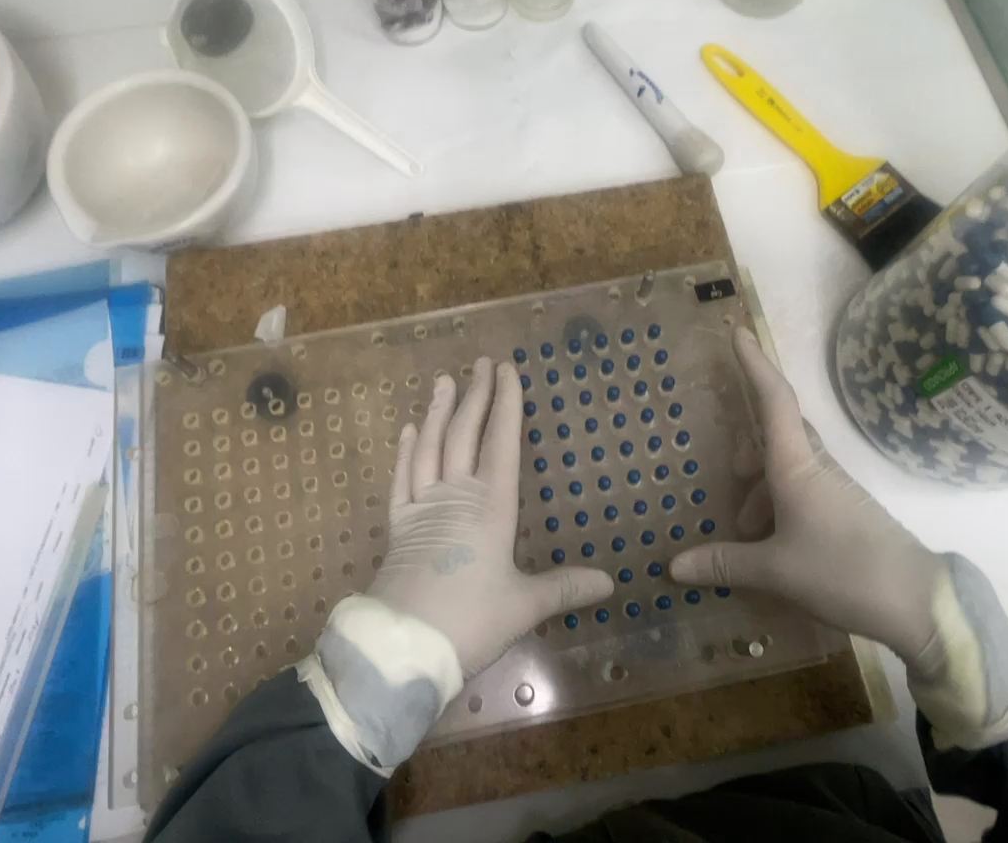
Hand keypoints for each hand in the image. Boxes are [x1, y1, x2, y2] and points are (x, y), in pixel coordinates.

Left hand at [370, 357, 615, 676]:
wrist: (406, 645)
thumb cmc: (472, 621)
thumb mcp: (524, 605)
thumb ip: (564, 587)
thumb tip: (610, 582)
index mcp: (491, 507)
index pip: (501, 442)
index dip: (506, 405)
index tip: (507, 371)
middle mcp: (456, 495)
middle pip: (464, 433)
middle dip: (475, 395)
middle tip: (480, 362)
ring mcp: (422, 507)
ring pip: (430, 447)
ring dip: (437, 411)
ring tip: (443, 381)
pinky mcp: (397, 525)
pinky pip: (401, 477)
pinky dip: (405, 450)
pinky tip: (409, 430)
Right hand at [669, 328, 947, 673]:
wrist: (917, 605)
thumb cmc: (841, 571)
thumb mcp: (775, 570)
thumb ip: (725, 563)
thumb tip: (673, 566)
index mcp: (797, 467)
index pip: (775, 400)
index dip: (755, 364)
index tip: (738, 333)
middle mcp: (816, 468)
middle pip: (778, 435)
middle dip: (748, 449)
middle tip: (728, 476)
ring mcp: (835, 490)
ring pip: (788, 469)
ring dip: (761, 490)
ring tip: (742, 532)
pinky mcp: (845, 513)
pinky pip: (802, 492)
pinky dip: (778, 507)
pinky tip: (768, 545)